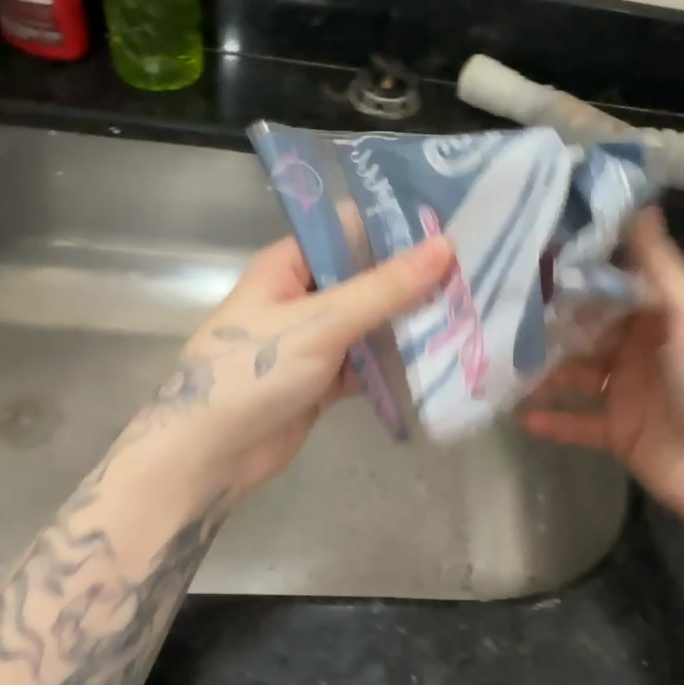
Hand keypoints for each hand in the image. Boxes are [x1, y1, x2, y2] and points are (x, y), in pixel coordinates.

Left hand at [132, 234, 453, 494]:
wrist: (209, 456)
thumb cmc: (253, 372)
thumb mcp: (322, 322)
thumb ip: (384, 288)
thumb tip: (444, 247)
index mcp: (289, 265)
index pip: (349, 231)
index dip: (396, 228)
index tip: (452, 228)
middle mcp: (303, 295)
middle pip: (366, 278)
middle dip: (413, 280)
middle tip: (474, 274)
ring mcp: (314, 339)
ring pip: (372, 322)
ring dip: (410, 322)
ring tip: (470, 311)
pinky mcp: (324, 378)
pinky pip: (368, 362)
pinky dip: (396, 363)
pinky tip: (441, 358)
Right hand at [522, 209, 683, 531]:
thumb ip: (661, 268)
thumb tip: (644, 203)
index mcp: (662, 315)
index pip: (614, 282)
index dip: (579, 267)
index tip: (534, 247)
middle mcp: (639, 347)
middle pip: (586, 326)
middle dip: (549, 319)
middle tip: (497, 304)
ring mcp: (626, 391)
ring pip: (574, 372)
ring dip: (542, 369)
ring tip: (496, 357)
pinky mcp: (616, 432)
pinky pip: (576, 421)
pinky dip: (552, 419)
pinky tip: (518, 413)